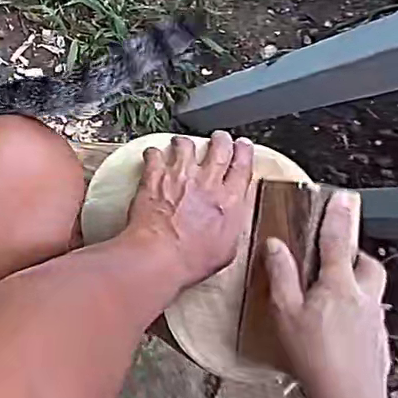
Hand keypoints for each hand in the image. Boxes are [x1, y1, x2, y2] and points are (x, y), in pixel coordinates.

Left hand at [123, 131, 254, 286]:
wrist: (160, 255)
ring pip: (186, 144)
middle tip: (219, 138)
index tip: (243, 146)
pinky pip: (155, 153)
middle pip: (220, 148)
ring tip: (181, 144)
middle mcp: (206, 182)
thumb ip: (231, 226)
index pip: (243, 166)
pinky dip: (154, 153)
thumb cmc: (191, 259)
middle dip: (221, 139)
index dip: (244, 152)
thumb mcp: (227, 250)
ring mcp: (180, 175)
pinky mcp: (155, 175)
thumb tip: (232, 220)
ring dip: (184, 143)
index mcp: (228, 200)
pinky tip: (153, 157)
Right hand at [265, 191, 392, 397]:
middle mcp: (363, 298)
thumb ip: (282, 275)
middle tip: (337, 252)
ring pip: (371, 290)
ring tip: (332, 291)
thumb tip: (275, 246)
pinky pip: (370, 314)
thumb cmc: (316, 360)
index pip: (338, 241)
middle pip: (367, 264)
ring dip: (356, 282)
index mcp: (339, 286)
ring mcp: (375, 321)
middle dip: (355, 253)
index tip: (343, 197)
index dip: (339, 216)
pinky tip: (339, 325)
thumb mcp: (286, 313)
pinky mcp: (379, 342)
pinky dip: (356, 310)